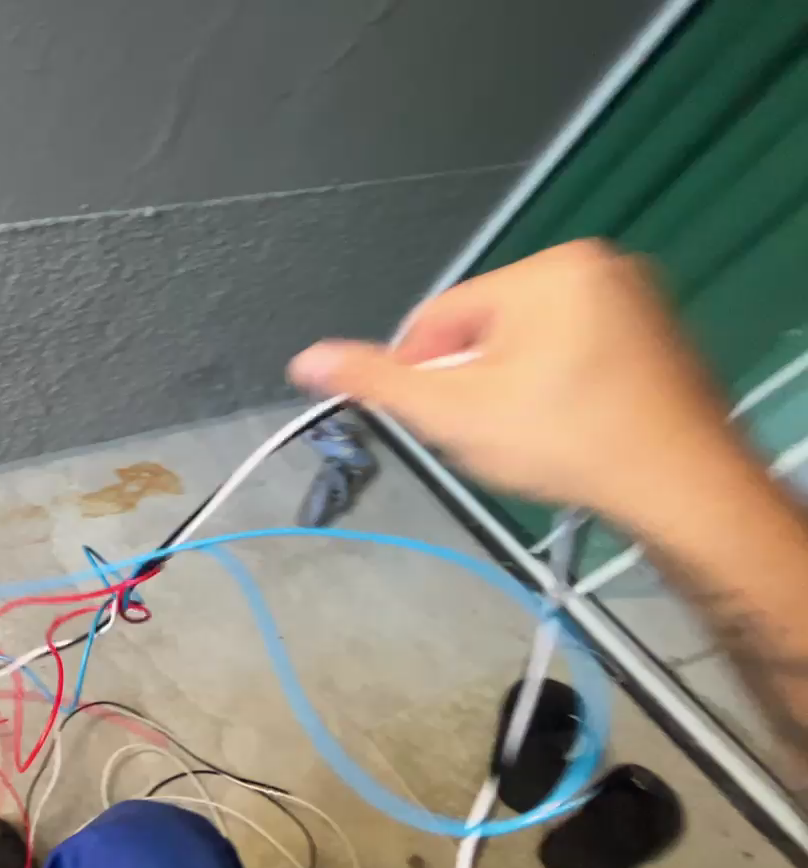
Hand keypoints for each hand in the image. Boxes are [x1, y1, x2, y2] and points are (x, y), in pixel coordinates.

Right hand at [287, 239, 753, 528]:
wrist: (679, 487)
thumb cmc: (558, 440)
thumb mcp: (447, 411)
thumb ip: (372, 381)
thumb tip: (303, 359)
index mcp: (545, 272)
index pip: (432, 321)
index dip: (422, 375)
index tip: (447, 417)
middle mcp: (591, 265)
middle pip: (472, 330)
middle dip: (464, 380)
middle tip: (488, 427)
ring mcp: (626, 293)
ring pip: (510, 342)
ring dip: (497, 385)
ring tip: (526, 427)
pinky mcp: (644, 325)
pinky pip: (555, 346)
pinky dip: (540, 382)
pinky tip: (556, 418)